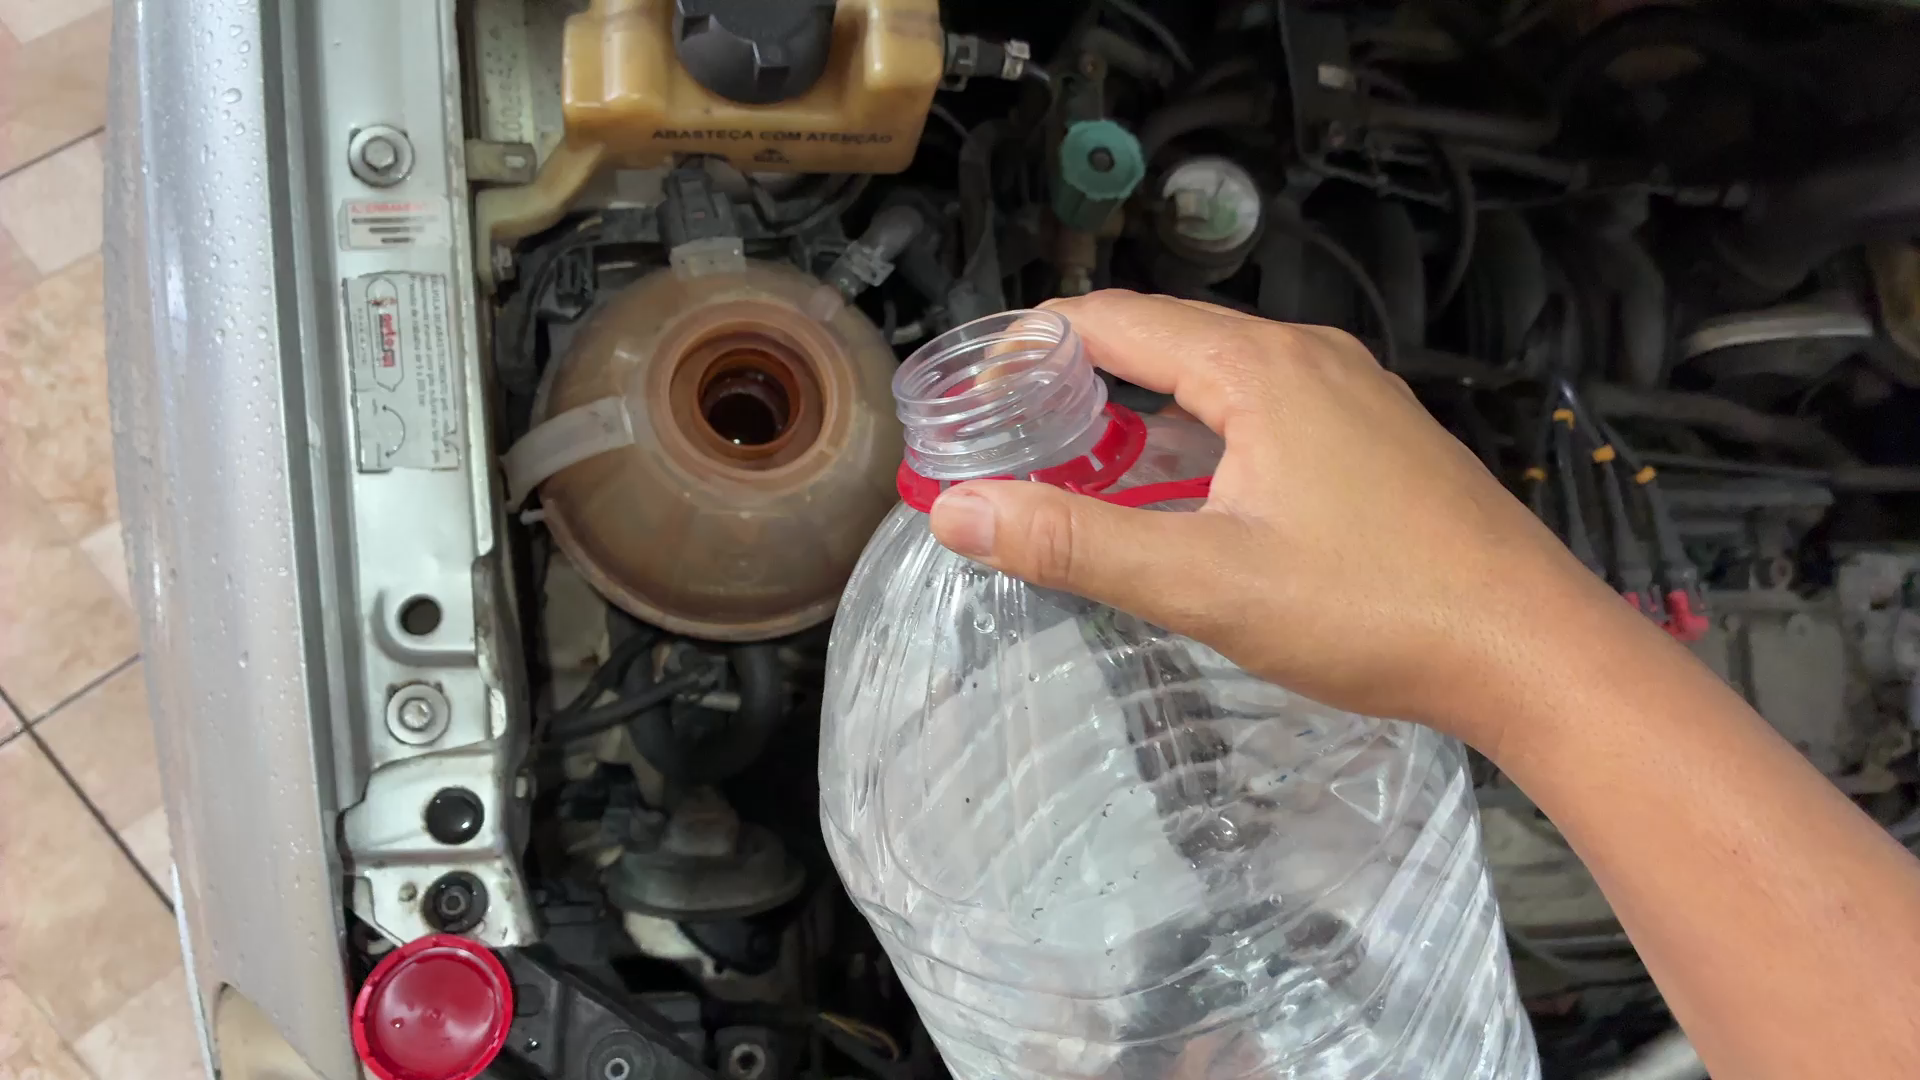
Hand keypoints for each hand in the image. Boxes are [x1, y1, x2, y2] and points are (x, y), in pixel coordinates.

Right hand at [927, 290, 1638, 755]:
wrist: (1534, 656)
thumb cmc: (1368, 611)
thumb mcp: (1202, 581)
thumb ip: (1075, 543)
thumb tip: (958, 512)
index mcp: (1258, 367)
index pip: (1113, 319)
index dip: (1033, 344)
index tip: (980, 391)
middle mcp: (1302, 358)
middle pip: (1160, 340)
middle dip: (1078, 377)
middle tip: (1015, 433)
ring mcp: (1343, 395)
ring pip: (1208, 380)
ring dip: (1136, 412)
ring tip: (1079, 460)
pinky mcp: (1364, 438)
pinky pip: (1252, 414)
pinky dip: (1192, 439)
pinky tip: (1176, 490)